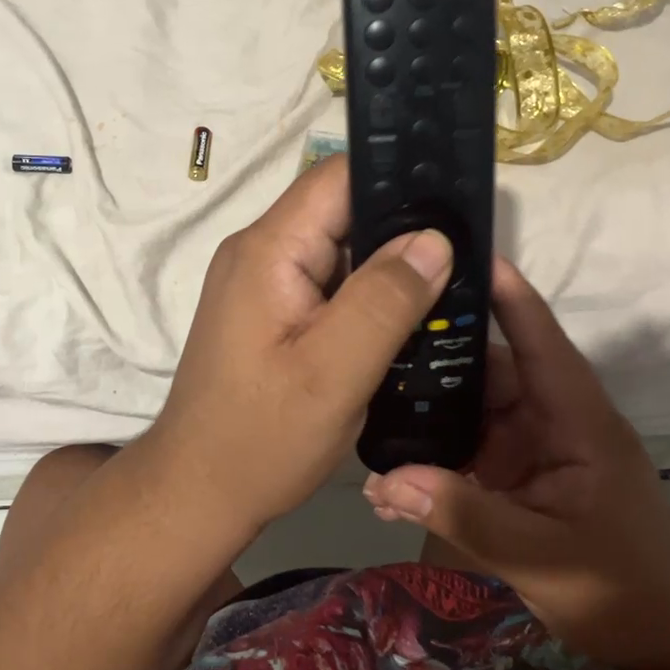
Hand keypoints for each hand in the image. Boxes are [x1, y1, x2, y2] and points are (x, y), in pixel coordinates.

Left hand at [142, 155, 452, 533]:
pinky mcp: (269, 311)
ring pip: (339, 247)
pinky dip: (367, 293)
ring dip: (388, 264)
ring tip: (452, 280)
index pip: (337, 178)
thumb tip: (436, 238)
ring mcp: (261, 282)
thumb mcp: (334, 373)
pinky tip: (407, 314)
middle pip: (341, 210)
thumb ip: (385, 301)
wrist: (198, 490)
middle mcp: (259, 252)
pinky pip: (327, 281)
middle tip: (471, 249)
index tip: (457, 197)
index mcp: (268, 250)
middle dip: (403, 226)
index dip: (397, 179)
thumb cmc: (261, 437)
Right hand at [363, 256, 669, 669]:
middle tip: (365, 338)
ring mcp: (527, 448)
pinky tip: (381, 474)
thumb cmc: (626, 589)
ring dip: (420, 412)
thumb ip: (467, 515)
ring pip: (465, 410)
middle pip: (486, 370)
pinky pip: (460, 453)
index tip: (460, 250)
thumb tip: (384, 481)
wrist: (664, 640)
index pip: (540, 342)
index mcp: (576, 419)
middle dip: (432, 354)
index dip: (506, 294)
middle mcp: (548, 421)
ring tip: (358, 401)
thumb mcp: (547, 557)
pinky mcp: (509, 476)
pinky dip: (425, 460)